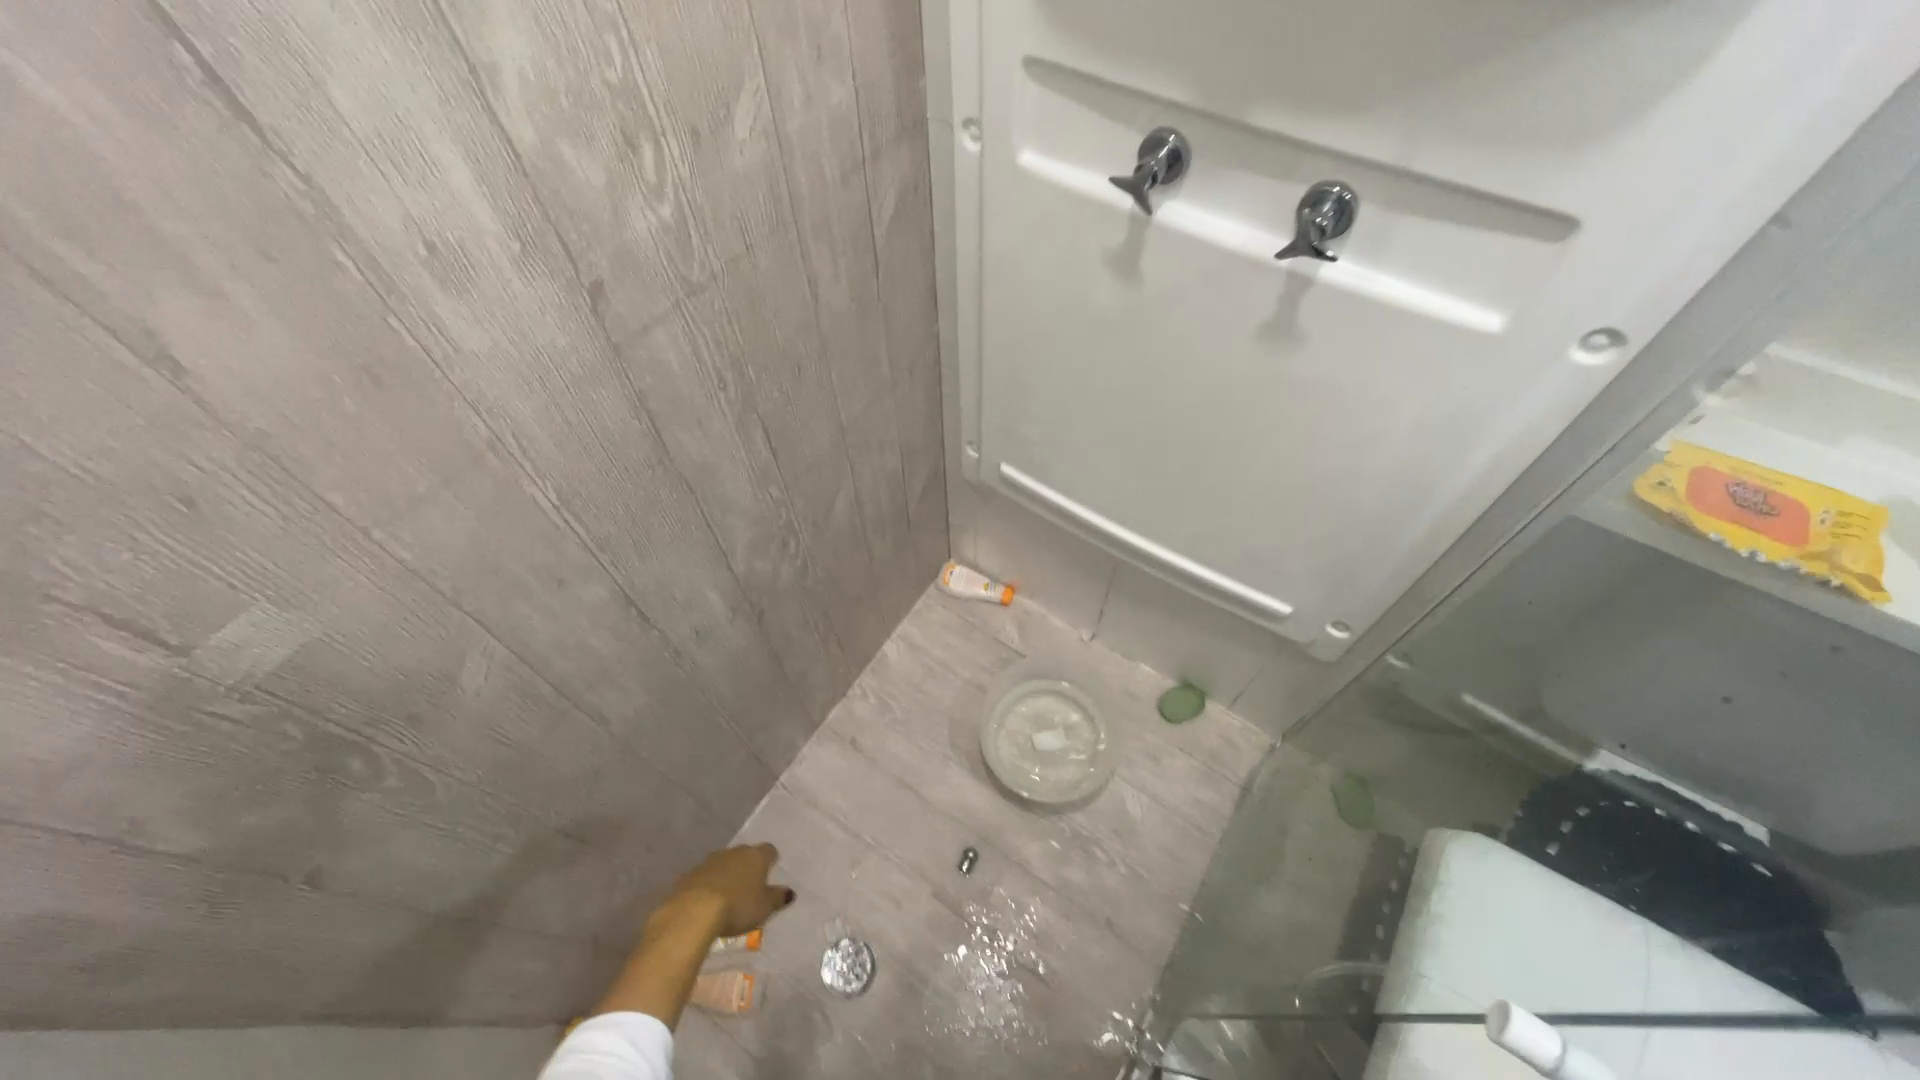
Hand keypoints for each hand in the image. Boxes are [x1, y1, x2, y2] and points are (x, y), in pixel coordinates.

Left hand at [662, 843, 793, 937]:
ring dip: (726, 875)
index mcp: (755, 856)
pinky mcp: (688, 875)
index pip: (769, 850)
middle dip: (747, 866)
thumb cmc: (737, 907)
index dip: (770, 860)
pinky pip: (704, 877)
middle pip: (744, 854)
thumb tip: (790, 892)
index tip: (769, 874)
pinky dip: (708, 885)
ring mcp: (709, 861)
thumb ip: (778, 898)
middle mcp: (733, 852)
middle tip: (749, 886)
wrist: (693, 911)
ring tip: (727, 895)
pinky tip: (707, 901)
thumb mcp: (764, 908)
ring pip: (723, 864)